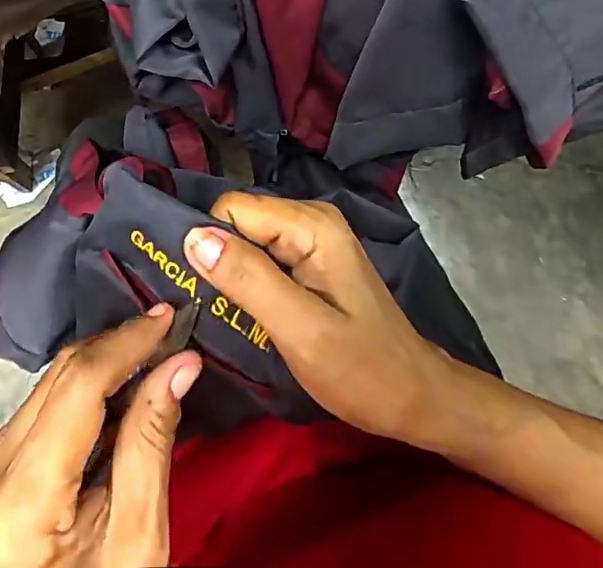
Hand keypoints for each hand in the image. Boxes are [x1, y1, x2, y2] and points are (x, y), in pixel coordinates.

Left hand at [0, 306, 202, 567]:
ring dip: (110, 360)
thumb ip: (152, 442)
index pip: (80, 384)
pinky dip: (93, 384)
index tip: (172, 316)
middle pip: (64, 374)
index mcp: (23, 496)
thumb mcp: (137, 535)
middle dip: (123, 343)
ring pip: (56, 379)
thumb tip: (182, 362)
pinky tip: (127, 389)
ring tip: (159, 355)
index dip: (128, 341)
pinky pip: (50, 400)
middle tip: (174, 332)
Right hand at [182, 192, 464, 447]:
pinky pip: (263, 259)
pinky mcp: (311, 263)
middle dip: (215, 260)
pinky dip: (246, 283)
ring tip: (221, 317)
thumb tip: (194, 236)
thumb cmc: (360, 368)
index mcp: (313, 226)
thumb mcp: (301, 329)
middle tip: (206, 311)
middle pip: (239, 222)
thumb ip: (249, 280)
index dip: (207, 245)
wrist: (411, 393)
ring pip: (248, 242)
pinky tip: (243, 314)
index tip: (191, 291)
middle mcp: (312, 220)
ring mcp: (313, 241)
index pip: (233, 209)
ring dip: (228, 274)